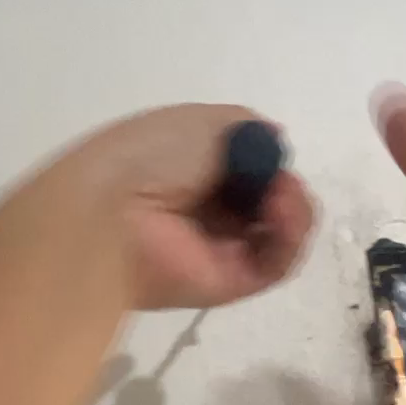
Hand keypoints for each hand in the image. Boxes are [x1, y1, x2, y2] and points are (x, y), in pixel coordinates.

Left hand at [78, 104, 316, 310]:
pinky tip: (281, 212)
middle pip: (270, 203)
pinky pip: (277, 264)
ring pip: (280, 234)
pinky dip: (290, 237)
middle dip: (286, 186)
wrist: (111, 209)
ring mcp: (221, 249)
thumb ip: (249, 131)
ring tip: (282, 195)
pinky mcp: (231, 283)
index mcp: (194, 172)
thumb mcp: (203, 121)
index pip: (250, 170)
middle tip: (280, 180)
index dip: (269, 160)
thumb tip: (275, 141)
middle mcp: (209, 211)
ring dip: (294, 210)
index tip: (272, 151)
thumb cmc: (150, 155)